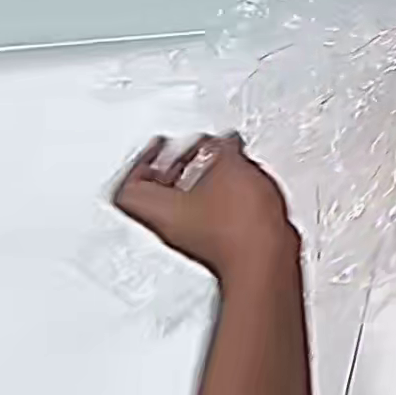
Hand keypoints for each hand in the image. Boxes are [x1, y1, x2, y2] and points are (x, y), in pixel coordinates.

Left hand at [114, 133, 299, 285]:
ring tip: (218, 158)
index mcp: (159, 209)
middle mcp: (169, 224)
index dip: (144, 159)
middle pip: (155, 194)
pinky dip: (218, 188)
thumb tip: (219, 141)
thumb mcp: (231, 170)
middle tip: (188, 148)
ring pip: (183, 200)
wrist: (264, 253)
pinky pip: (208, 207)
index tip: (160, 143)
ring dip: (198, 176)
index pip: (131, 184)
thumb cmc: (239, 222)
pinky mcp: (220, 234)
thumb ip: (222, 150)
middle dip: (172, 166)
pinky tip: (240, 179)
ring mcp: (195, 232)